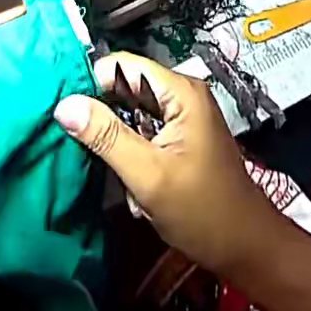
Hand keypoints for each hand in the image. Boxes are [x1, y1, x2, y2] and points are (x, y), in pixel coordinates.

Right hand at [54, 53, 290, 277]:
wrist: (245, 245)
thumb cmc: (202, 210)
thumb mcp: (148, 175)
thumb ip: (107, 137)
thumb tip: (65, 105)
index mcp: (180, 92)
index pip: (125, 65)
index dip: (94, 81)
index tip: (66, 107)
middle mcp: (183, 94)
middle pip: (128, 85)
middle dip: (102, 108)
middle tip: (72, 134)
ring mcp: (183, 115)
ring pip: (133, 108)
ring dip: (114, 131)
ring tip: (93, 153)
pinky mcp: (181, 135)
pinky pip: (144, 126)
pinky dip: (129, 144)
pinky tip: (120, 168)